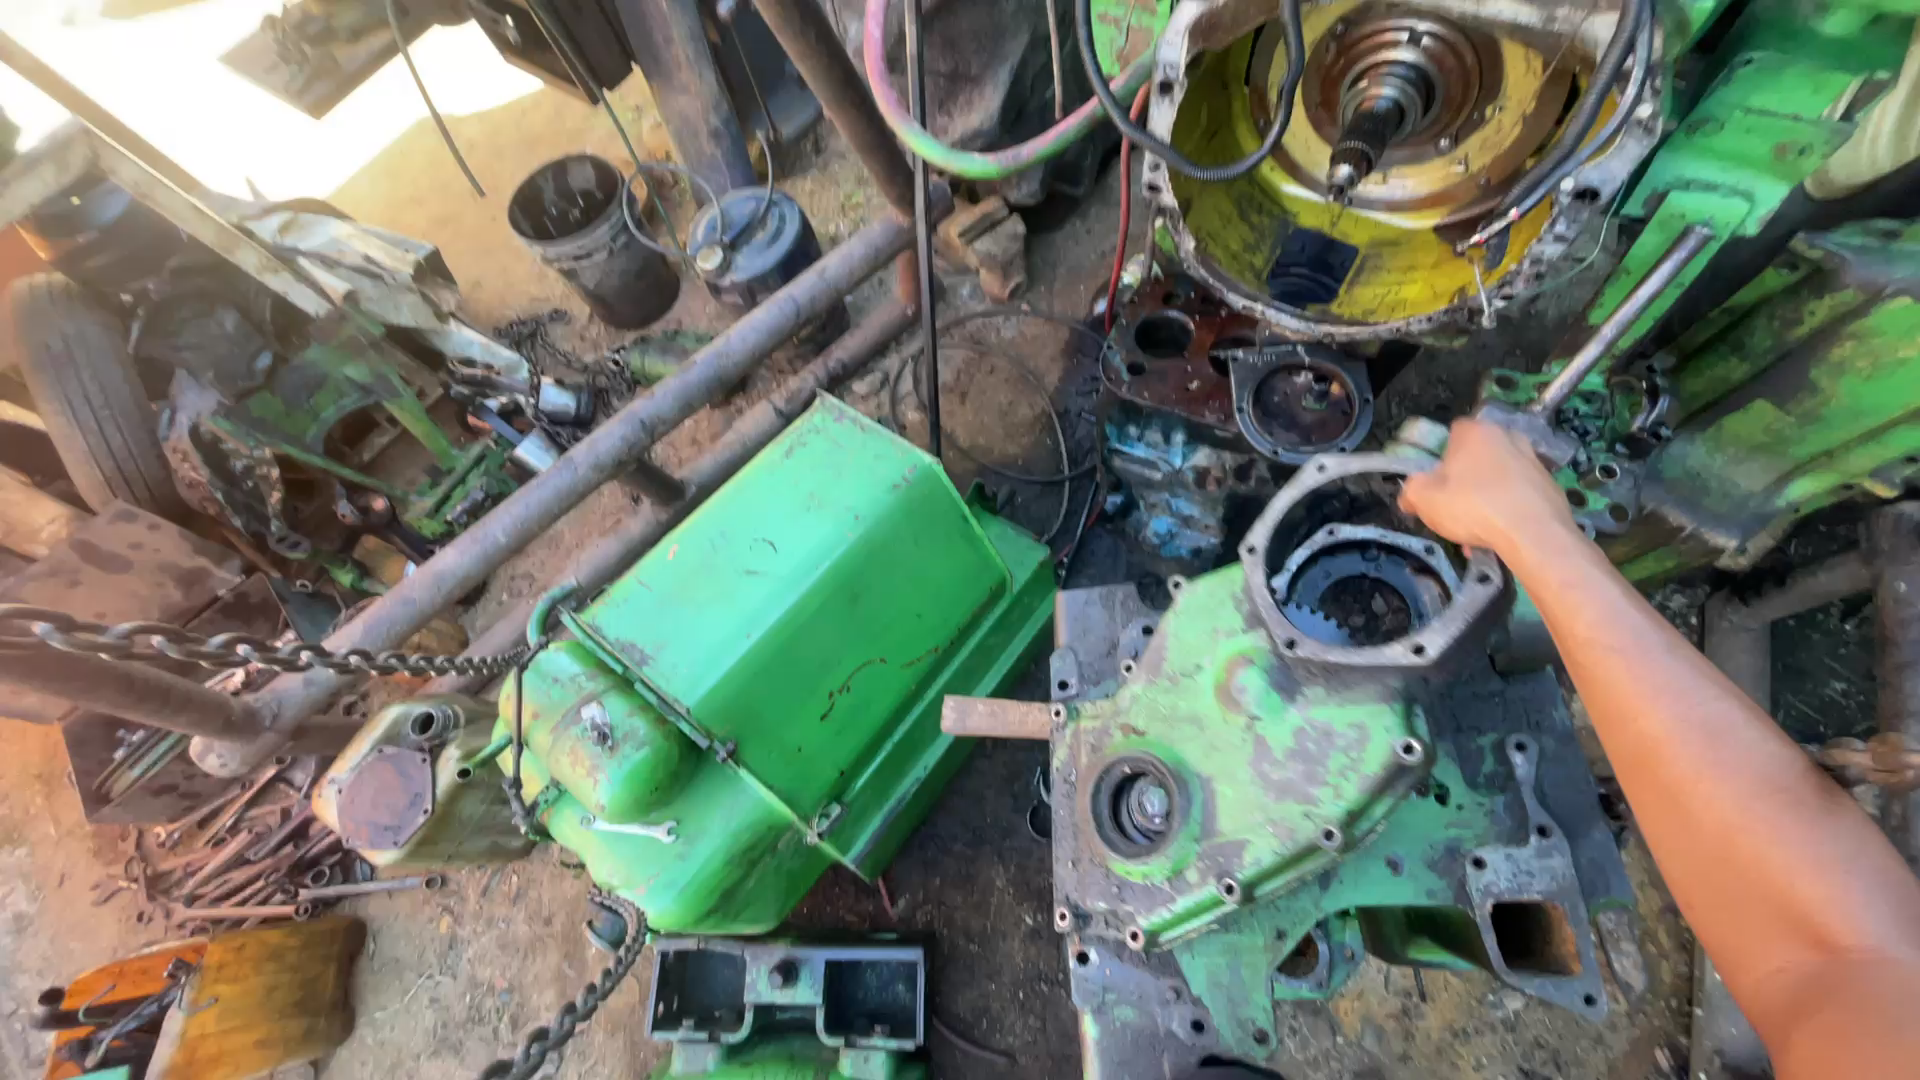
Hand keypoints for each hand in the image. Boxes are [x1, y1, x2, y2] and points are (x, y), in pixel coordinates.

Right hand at [1398, 418, 1576, 557]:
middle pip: (1478, 455)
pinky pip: (1519, 495)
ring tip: (1476, 528)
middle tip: (1454, 502)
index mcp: (1477, 432)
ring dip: (1486, 496)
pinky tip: (1498, 533)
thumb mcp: (1422, 499)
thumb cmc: (1471, 506)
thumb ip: (1410, 491)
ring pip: (1498, 478)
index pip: (1453, 432)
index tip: (1436, 479)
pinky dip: (1508, 510)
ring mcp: (1535, 461)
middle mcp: (1509, 438)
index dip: (1441, 455)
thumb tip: (1410, 496)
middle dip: (1465, 476)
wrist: (1533, 535)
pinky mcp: (1551, 485)